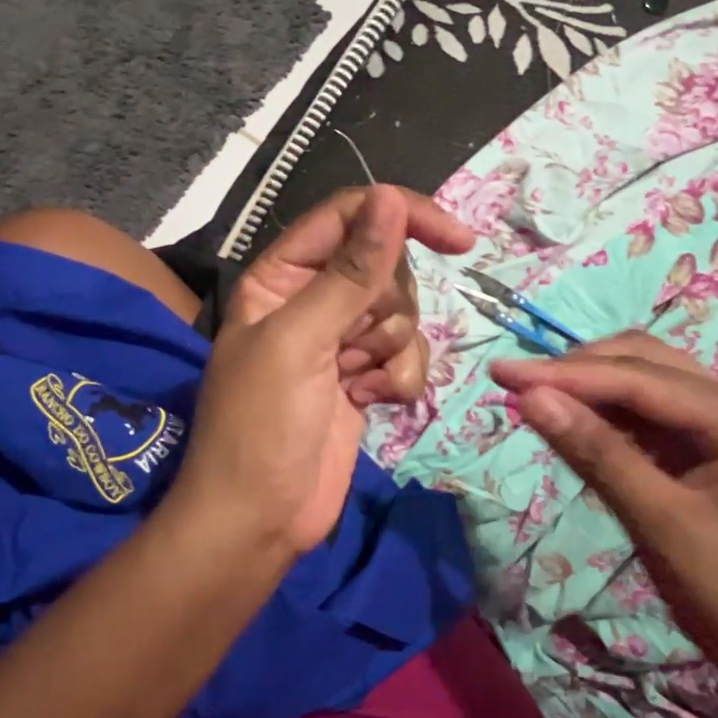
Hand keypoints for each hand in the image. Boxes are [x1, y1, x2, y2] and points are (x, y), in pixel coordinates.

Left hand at [176, 186, 473, 552]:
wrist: (258, 520)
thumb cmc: (261, 426)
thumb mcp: (302, 340)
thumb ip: (351, 271)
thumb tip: (391, 197)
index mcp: (280, 276)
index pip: (349, 215)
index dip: (403, 216)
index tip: (459, 241)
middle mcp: (309, 299)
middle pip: (383, 267)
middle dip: (385, 309)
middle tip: (352, 349)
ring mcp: (337, 341)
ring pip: (400, 314)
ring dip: (390, 350)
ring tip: (353, 383)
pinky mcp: (359, 378)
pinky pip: (405, 356)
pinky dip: (398, 379)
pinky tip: (370, 403)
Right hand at [490, 333, 717, 703]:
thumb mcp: (664, 526)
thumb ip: (599, 454)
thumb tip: (531, 398)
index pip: (644, 380)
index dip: (569, 373)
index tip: (503, 371)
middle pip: (647, 363)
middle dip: (577, 369)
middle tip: (511, 380)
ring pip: (647, 378)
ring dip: (590, 383)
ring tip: (531, 392)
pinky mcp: (713, 445)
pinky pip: (651, 411)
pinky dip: (607, 410)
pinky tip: (570, 415)